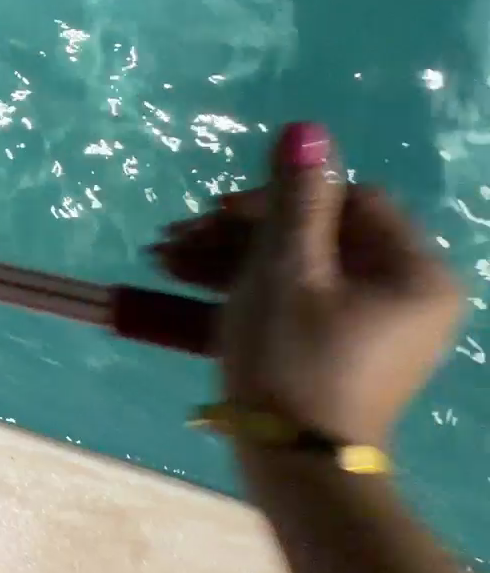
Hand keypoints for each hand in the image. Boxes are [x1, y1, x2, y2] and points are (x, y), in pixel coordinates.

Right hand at [152, 123, 463, 446]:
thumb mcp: (284, 267)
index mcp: (411, 271)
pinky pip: (289, 286)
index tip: (216, 214)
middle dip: (236, 229)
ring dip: (223, 250)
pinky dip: (237, 276)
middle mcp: (403, 289)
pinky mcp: (336, 334)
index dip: (276, 199)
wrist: (287, 445)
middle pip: (312, 229)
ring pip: (291, 258)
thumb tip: (307, 128)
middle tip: (174, 237)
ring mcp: (370, 315)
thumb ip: (295, 198)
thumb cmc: (290, 350)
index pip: (347, 200)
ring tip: (161, 256)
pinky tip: (180, 273)